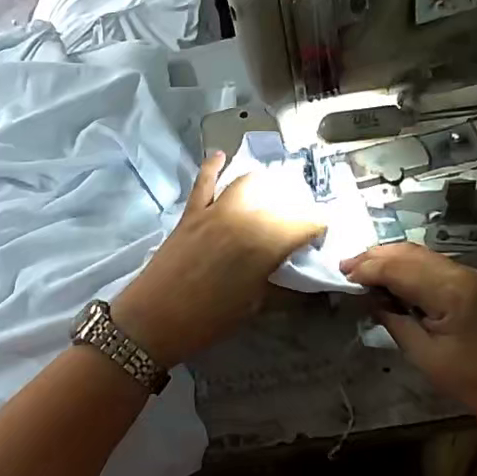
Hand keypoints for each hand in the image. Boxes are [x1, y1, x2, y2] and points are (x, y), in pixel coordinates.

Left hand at [113, 151, 324, 365]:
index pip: (307, 224)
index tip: (323, 237)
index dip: (320, 228)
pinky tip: (220, 156)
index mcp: (267, 243)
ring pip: (248, 185)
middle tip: (301, 225)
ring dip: (265, 187)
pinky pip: (204, 182)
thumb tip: (310, 289)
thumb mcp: (256, 307)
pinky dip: (213, 166)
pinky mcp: (192, 212)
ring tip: (274, 196)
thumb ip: (286, 292)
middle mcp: (245, 218)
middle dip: (297, 210)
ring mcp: (216, 211)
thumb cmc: (210, 320)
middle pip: (281, 202)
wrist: (154, 320)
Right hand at [340, 243, 476, 436]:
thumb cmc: (471, 382)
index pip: (400, 268)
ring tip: (364, 270)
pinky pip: (437, 267)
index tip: (342, 274)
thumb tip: (370, 297)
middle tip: (346, 267)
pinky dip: (411, 268)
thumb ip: (394, 319)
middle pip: (412, 253)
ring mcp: (473, 275)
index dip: (368, 269)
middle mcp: (464, 273)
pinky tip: (394, 279)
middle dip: (377, 257)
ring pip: (424, 255)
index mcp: (452, 290)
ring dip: (393, 260)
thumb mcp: (424, 355)